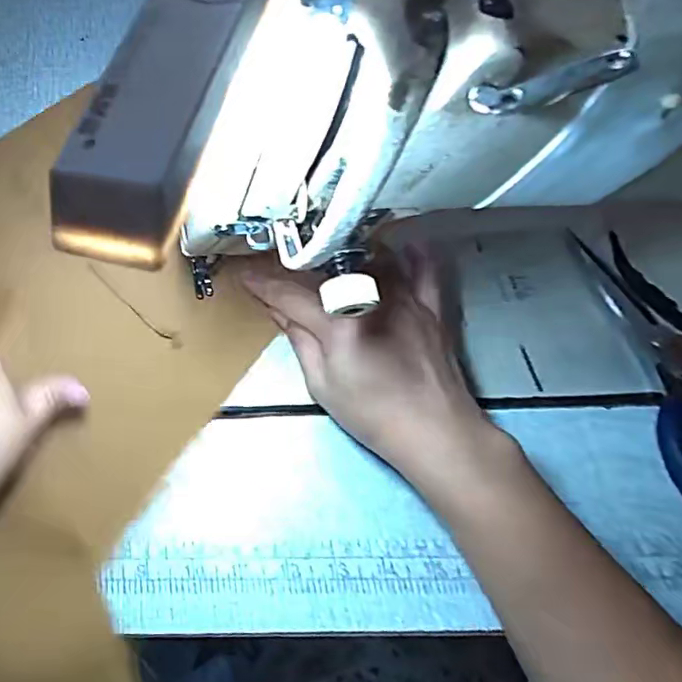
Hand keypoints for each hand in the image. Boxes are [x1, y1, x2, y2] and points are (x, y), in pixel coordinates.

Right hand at [239, 250, 496, 483]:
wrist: (436, 433)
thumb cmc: (372, 415)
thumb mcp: (322, 384)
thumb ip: (300, 340)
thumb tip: (278, 311)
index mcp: (340, 323)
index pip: (292, 297)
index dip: (264, 286)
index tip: (245, 277)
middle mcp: (374, 299)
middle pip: (328, 272)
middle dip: (296, 269)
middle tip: (277, 273)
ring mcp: (407, 299)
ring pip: (371, 260)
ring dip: (343, 257)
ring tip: (325, 261)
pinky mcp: (431, 307)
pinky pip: (422, 270)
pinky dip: (407, 256)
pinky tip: (395, 248)